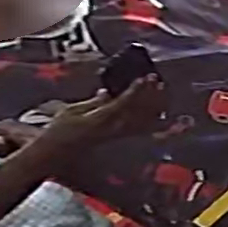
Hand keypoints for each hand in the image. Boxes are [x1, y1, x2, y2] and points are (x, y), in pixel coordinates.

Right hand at [25, 76, 164, 165]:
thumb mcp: (70, 111)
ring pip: (148, 115)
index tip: (143, 78)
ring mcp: (126, 132)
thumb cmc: (63, 127)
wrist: (64, 148)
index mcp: (101, 117)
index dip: (136, 89)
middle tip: (155, 78)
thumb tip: (106, 92)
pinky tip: (164, 105)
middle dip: (150, 91)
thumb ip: (91, 102)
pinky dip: (159, 115)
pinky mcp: (130, 136)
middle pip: (141, 106)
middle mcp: (118, 125)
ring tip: (161, 87)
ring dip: (157, 100)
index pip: (125, 101)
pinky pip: (149, 125)